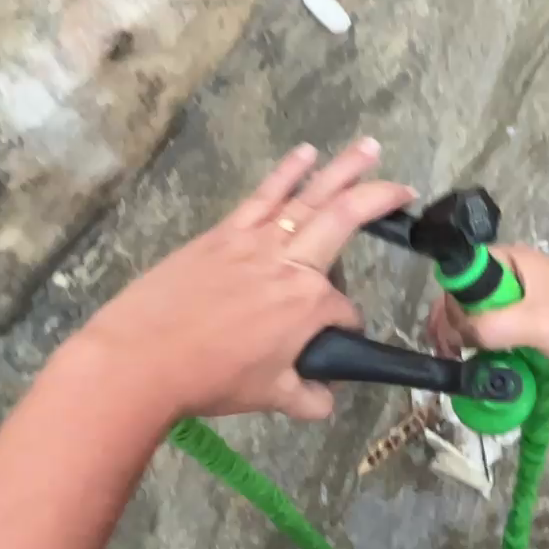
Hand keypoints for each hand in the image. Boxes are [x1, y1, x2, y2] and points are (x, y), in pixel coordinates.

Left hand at [68, 139, 414, 422]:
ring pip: (310, 197)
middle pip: (347, 221)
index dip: (346, 328)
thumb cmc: (211, 377)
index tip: (332, 344)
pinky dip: (288, 172)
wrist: (141, 357)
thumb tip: (326, 401)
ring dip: (343, 170)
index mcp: (309, 305)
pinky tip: (306, 153)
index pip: (344, 310)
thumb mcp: (270, 396)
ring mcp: (258, 241)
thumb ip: (308, 398)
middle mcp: (293, 264)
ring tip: (369, 148)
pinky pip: (265, 195)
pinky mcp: (227, 232)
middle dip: (381, 200)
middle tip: (407, 188)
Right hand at [426, 245, 548, 385]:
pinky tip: (476, 356)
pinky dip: (482, 337)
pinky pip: (495, 321)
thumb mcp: (529, 325)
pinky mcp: (529, 312)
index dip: (449, 300)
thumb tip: (454, 337)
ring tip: (455, 358)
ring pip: (479, 308)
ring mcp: (522, 291)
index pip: (463, 271)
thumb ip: (488, 328)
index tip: (446, 333)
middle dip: (452, 320)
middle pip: (467, 291)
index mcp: (513, 259)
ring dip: (464, 331)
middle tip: (446, 352)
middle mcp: (514, 269)